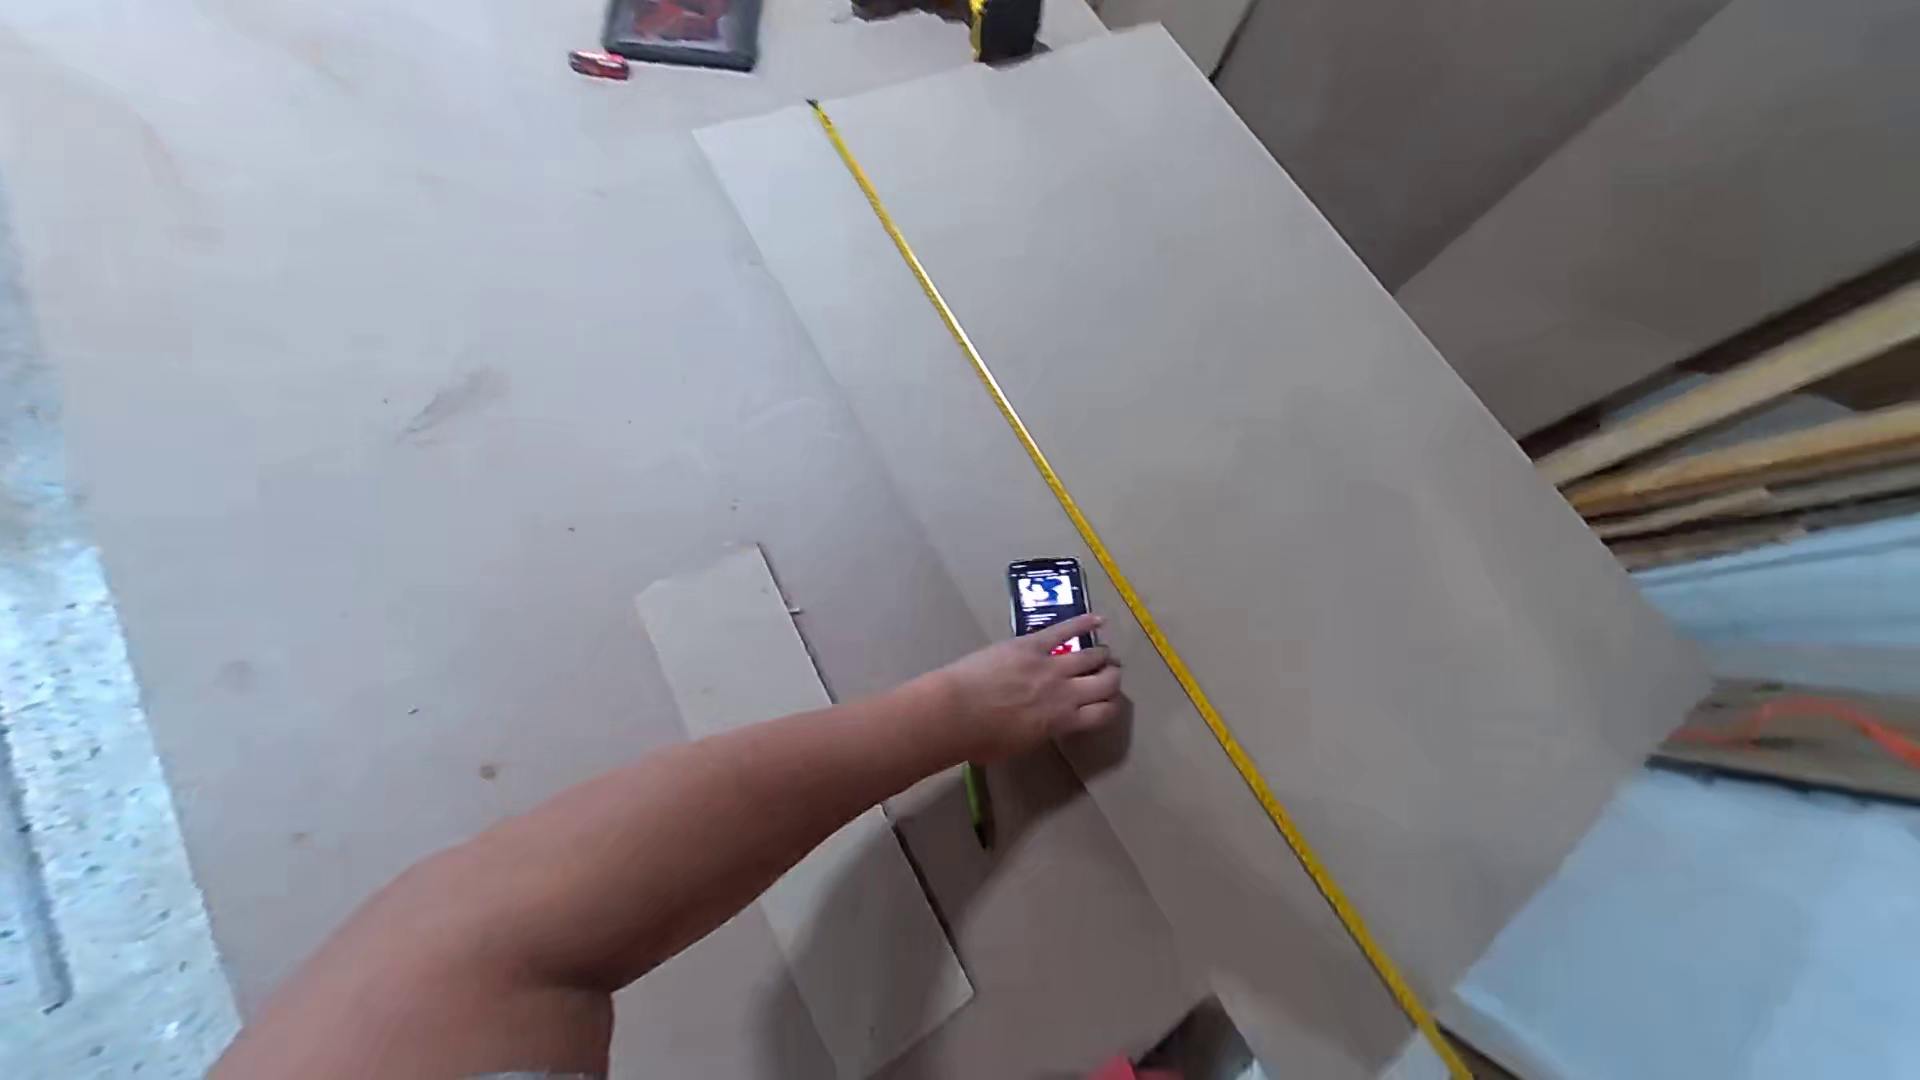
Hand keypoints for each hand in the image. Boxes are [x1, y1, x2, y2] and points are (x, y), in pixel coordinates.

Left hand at [932, 615, 1122, 761]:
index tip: (1109, 702)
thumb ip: (1042, 729)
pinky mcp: (1032, 644)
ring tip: (1103, 653)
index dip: (1111, 706)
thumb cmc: (981, 738)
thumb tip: (1047, 722)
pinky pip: (1064, 630)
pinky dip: (1084, 623)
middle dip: (1111, 678)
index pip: (1104, 713)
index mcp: (1063, 722)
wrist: (957, 711)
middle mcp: (1065, 693)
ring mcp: (1050, 665)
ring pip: (1090, 656)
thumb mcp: (1021, 743)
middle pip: (1105, 683)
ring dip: (1102, 655)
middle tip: (1110, 674)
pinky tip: (1097, 620)